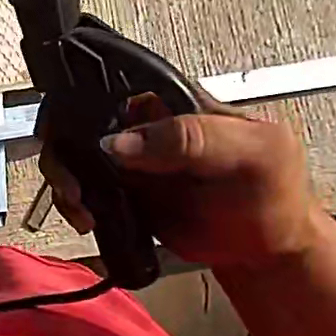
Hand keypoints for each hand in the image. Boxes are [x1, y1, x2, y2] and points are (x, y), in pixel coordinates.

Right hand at [40, 95, 324, 270]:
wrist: (263, 251)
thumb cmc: (273, 194)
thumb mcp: (249, 153)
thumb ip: (192, 138)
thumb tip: (121, 142)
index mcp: (176, 103)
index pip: (118, 83)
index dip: (83, 96)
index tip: (70, 125)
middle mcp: (147, 129)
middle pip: (82, 122)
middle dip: (63, 150)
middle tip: (73, 183)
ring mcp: (131, 164)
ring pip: (75, 158)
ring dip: (65, 181)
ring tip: (82, 207)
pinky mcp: (122, 196)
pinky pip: (84, 192)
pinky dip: (74, 205)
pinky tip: (87, 219)